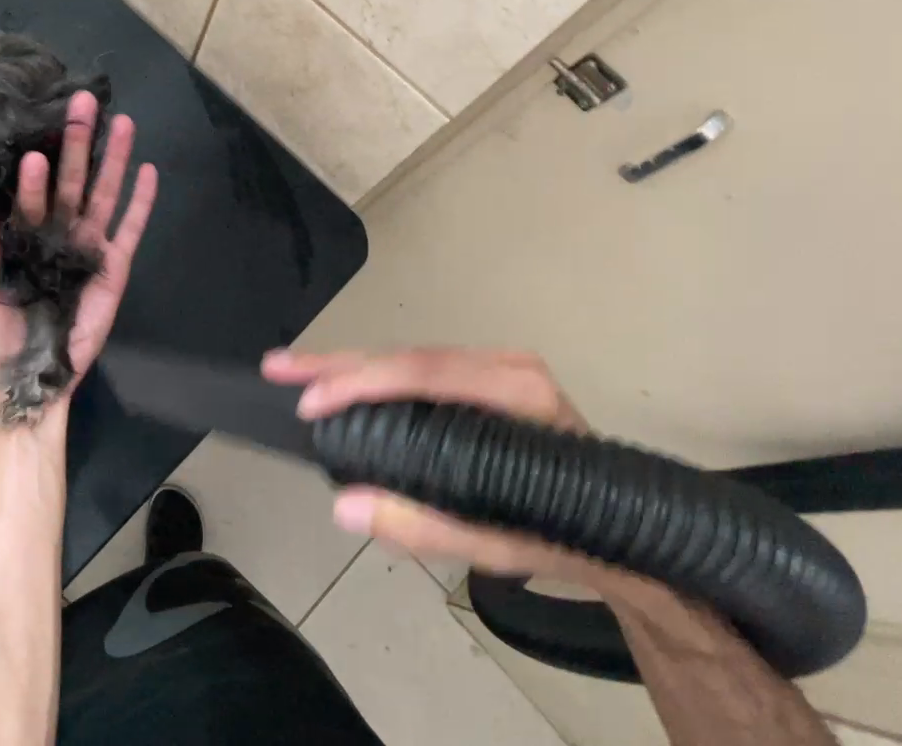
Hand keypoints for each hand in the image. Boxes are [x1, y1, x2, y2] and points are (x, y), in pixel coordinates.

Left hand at [0, 91, 158, 399]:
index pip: (33, 198)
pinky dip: (141, 202)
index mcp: (28, 234)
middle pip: (74, 180)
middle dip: (79, 143)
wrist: (36, 368)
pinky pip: (131, 228)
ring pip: (105, 194)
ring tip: (123, 123)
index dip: (34, 178)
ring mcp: (91, 245)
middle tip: (84, 102)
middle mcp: (61, 231)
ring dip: (114, 159)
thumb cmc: (4, 330)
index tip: (34, 154)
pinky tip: (148, 171)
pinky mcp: (116, 264)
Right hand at [263, 347, 639, 594]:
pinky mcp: (480, 377)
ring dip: (346, 366)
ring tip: (292, 373)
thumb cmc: (564, 532)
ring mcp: (493, 367)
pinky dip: (370, 376)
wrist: (624, 527)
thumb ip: (424, 527)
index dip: (361, 383)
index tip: (310, 403)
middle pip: (406, 356)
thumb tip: (344, 505)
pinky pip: (415, 370)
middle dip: (336, 364)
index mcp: (516, 395)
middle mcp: (503, 367)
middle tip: (277, 368)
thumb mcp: (498, 544)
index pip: (425, 373)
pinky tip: (336, 382)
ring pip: (405, 358)